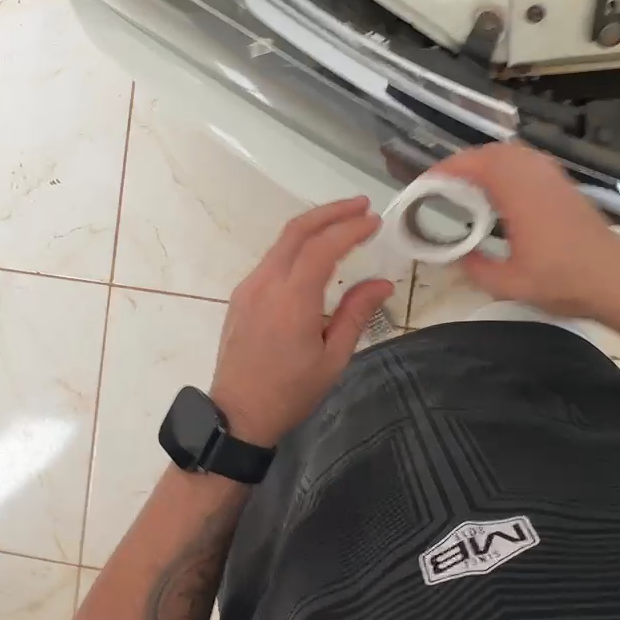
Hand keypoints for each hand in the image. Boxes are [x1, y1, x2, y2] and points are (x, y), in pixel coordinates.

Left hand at [209, 198, 395, 447]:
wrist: (237, 414)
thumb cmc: (290, 392)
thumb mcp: (333, 358)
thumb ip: (357, 314)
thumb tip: (382, 282)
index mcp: (292, 299)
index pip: (323, 247)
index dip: (350, 228)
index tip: (374, 221)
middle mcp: (266, 283)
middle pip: (297, 230)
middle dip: (331, 212)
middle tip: (362, 205)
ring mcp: (249, 287)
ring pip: (282, 242)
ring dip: (313, 226)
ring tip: (343, 224)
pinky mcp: (241, 295)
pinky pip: (272, 259)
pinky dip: (297, 246)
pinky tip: (315, 255)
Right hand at [430, 142, 619, 318]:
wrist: (617, 283)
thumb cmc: (564, 283)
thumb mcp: (509, 285)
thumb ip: (476, 267)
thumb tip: (454, 255)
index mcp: (521, 197)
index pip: (478, 165)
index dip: (449, 168)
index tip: (428, 181)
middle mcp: (538, 179)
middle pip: (495, 153)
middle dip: (465, 162)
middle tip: (443, 183)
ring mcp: (556, 180)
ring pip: (515, 153)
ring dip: (488, 161)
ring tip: (468, 184)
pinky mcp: (567, 187)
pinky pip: (532, 162)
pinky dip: (509, 166)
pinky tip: (503, 189)